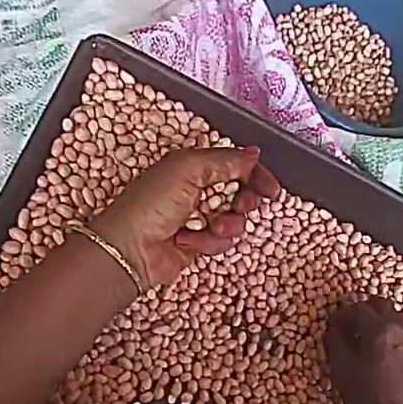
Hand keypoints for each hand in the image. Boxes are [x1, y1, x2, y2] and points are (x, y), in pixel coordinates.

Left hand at [89, 147, 280, 286]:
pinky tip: (189, 241)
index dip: (256, 176)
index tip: (271, 190)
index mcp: (193, 166)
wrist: (131, 249)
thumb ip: (225, 160)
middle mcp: (197, 190)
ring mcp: (198, 218)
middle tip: (240, 207)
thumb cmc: (151, 204)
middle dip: (244, 203)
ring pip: (235, 222)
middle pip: (240, 194)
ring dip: (226, 226)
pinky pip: (221, 242)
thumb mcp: (189, 169)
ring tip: (210, 227)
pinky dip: (209, 243)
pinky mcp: (198, 242)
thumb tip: (253, 154)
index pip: (236, 166)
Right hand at [323, 297, 402, 403]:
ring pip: (399, 319)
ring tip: (370, 343)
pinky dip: (397, 339)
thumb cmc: (371, 403)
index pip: (357, 309)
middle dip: (364, 312)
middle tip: (352, 327)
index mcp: (380, 331)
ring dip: (383, 324)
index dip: (342, 315)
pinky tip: (389, 357)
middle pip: (382, 306)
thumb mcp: (343, 373)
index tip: (335, 324)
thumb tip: (334, 328)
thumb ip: (336, 343)